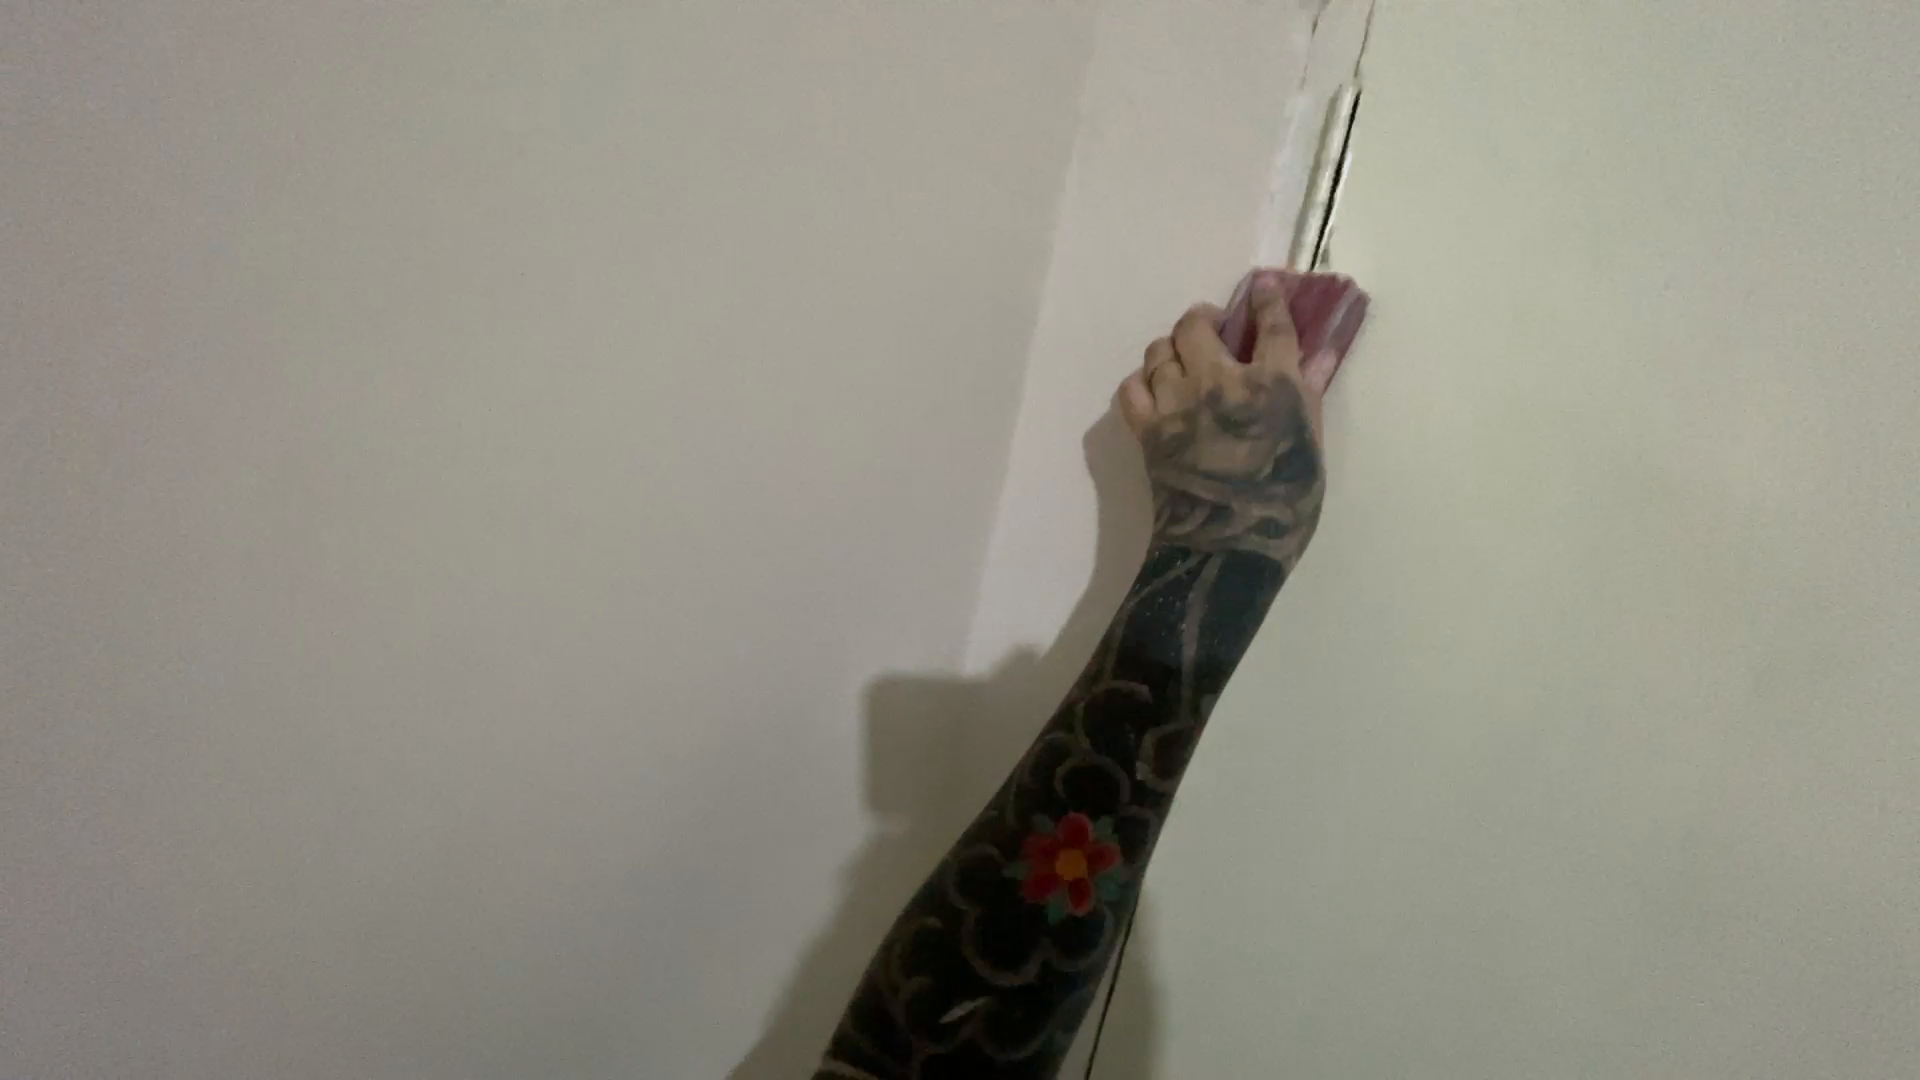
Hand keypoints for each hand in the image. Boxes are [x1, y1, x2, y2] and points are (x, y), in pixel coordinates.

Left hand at [1117, 270, 1349, 569]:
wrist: (1224, 545)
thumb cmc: (1281, 504)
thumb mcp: (1311, 447)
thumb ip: (1310, 396)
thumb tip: (1321, 355)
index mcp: (1273, 386)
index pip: (1272, 325)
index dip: (1266, 300)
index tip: (1260, 285)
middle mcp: (1219, 382)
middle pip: (1197, 326)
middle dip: (1203, 318)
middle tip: (1210, 325)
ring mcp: (1176, 403)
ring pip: (1160, 351)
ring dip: (1171, 347)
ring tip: (1181, 358)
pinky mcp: (1147, 429)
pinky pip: (1131, 388)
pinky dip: (1140, 381)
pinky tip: (1153, 388)